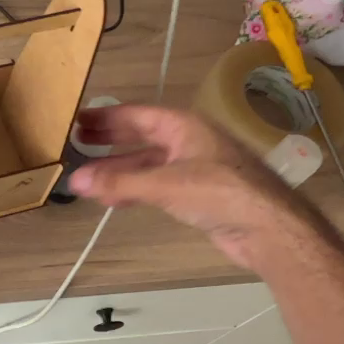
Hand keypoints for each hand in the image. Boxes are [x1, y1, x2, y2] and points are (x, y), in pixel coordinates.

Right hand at [68, 104, 324, 268]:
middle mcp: (189, 141)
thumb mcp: (164, 184)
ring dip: (119, 171)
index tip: (78, 119)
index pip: (137, 115)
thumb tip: (75, 180)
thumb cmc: (219, 192)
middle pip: (141, 136)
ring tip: (87, 178)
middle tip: (78, 142)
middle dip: (110, 141)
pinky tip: (113, 199)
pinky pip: (156, 185)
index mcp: (184, 126)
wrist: (268, 228)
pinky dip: (134, 190)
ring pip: (147, 164)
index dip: (107, 117)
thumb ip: (119, 182)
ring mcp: (194, 168)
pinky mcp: (197, 194)